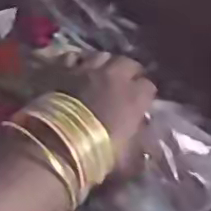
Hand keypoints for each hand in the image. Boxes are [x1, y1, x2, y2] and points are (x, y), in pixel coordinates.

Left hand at [57, 52, 156, 169]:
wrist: (61, 137)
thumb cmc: (101, 150)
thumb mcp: (131, 155)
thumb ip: (140, 141)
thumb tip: (142, 136)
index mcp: (135, 96)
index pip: (148, 85)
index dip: (145, 92)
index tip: (142, 100)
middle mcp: (113, 76)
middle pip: (126, 62)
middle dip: (128, 70)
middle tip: (125, 80)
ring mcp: (86, 68)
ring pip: (100, 55)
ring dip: (103, 62)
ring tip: (100, 72)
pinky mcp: (63, 67)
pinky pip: (73, 56)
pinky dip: (76, 60)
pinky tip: (76, 67)